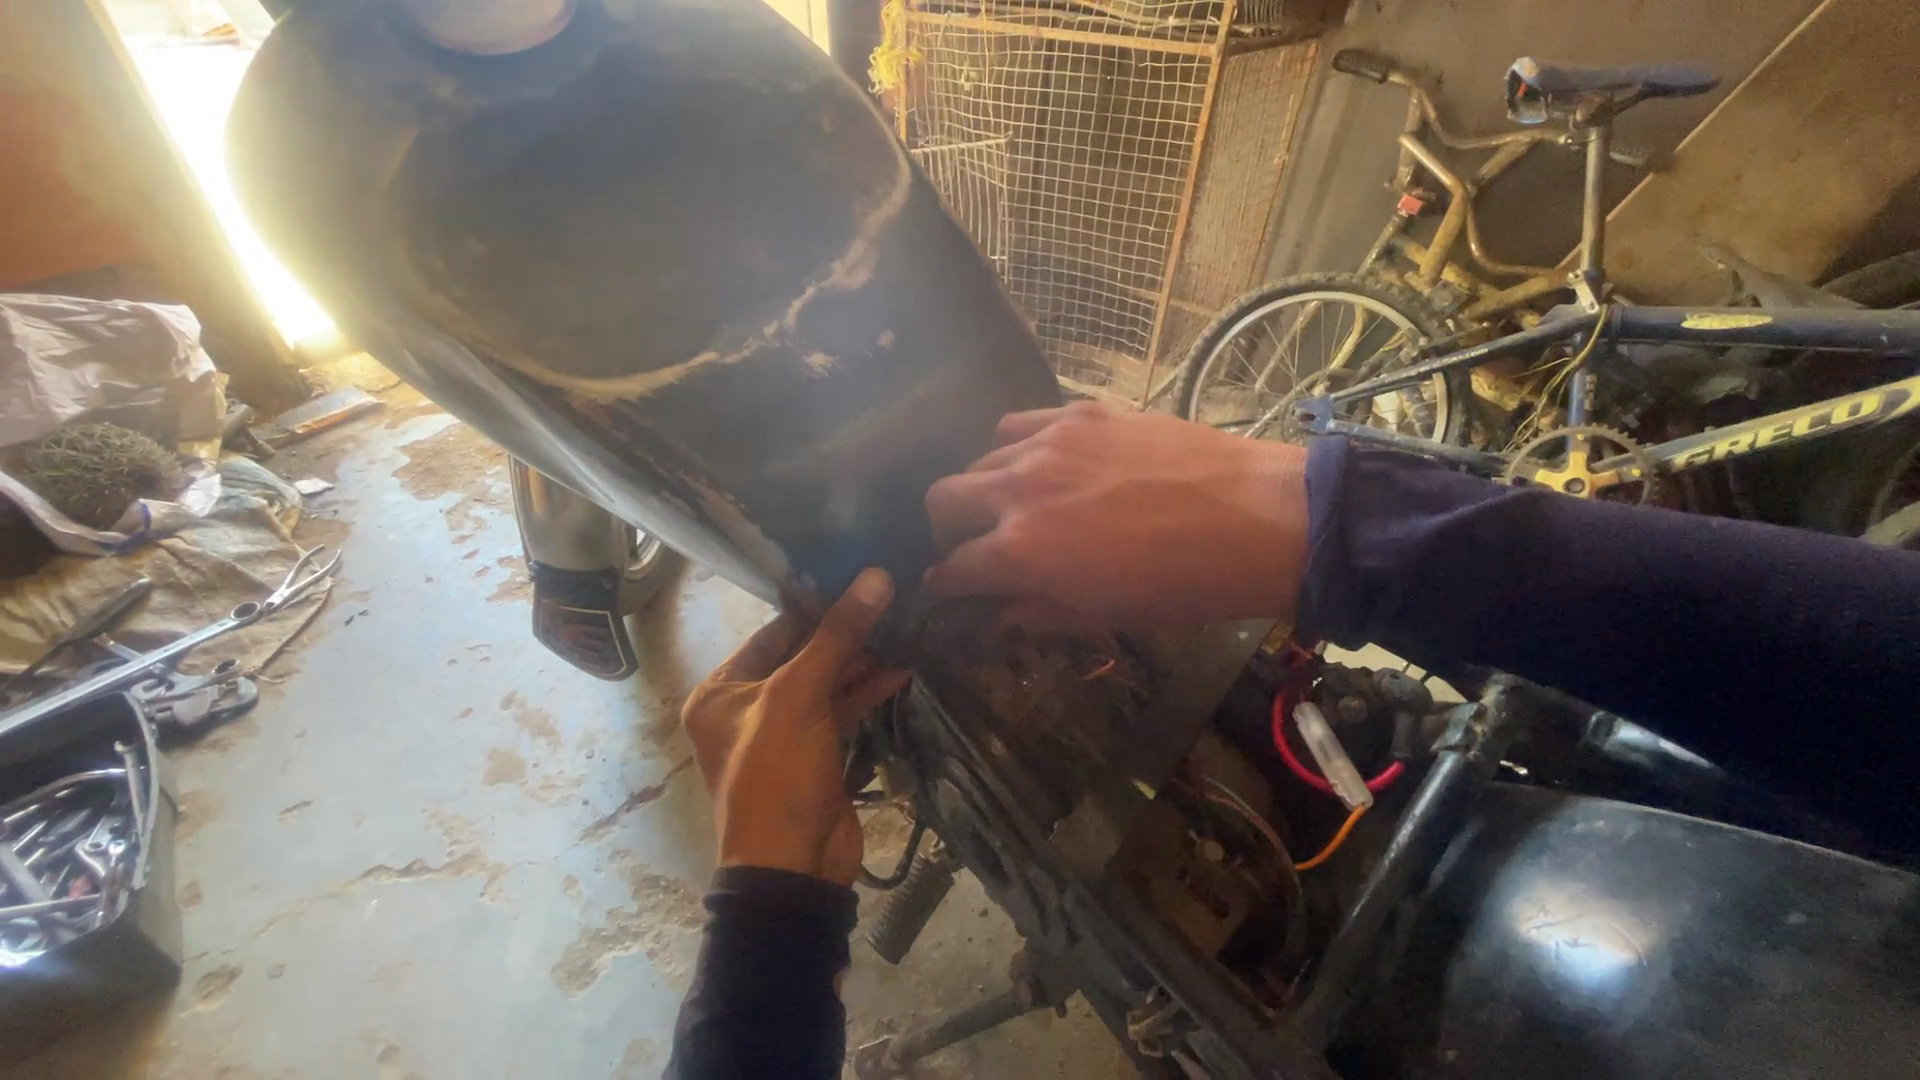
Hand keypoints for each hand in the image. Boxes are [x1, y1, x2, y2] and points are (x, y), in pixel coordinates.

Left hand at [680, 569, 909, 885]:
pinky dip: (867, 691)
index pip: (772, 632)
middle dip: (845, 634)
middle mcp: (747, 707)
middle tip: (889, 601)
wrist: (793, 868)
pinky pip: (841, 710)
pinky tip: (901, 670)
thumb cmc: (776, 773)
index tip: (857, 576)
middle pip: (802, 655)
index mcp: (721, 691)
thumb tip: (877, 575)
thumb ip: (838, 636)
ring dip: (861, 661)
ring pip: (826, 682)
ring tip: (902, 630)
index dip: (814, 606)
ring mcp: (784, 732)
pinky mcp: (816, 753)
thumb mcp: (800, 696)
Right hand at [923, 403, 1309, 630]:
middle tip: (972, 542)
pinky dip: (1018, 445)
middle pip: (942, 498)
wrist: (1255, 520)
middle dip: (945, 528)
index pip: (952, 567)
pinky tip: (1044, 460)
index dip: (942, 582)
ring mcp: (1048, 442)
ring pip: (980, 456)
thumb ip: (1035, 613)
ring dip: (983, 486)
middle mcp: (1018, 490)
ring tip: (1012, 500)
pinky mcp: (1080, 412)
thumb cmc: (1179, 585)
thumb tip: (996, 617)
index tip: (945, 586)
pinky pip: (1022, 421)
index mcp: (1020, 551)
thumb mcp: (1100, 614)